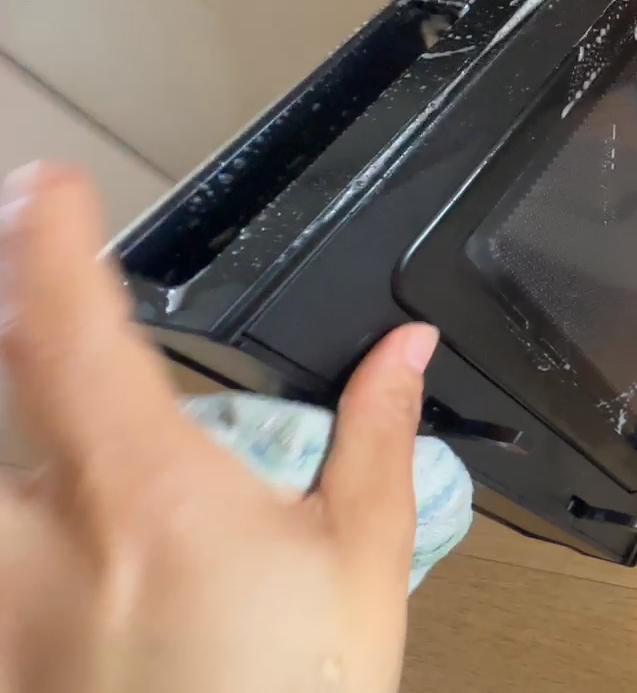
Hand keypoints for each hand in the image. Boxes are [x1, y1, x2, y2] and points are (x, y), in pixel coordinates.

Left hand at [0, 163, 433, 692]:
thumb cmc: (298, 686)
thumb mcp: (365, 547)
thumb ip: (377, 432)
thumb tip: (403, 348)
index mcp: (150, 500)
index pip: (73, 347)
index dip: (49, 253)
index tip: (45, 186)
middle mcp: (34, 545)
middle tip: (15, 251)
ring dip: (3, 393)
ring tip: (36, 351)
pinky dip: (15, 478)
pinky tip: (45, 470)